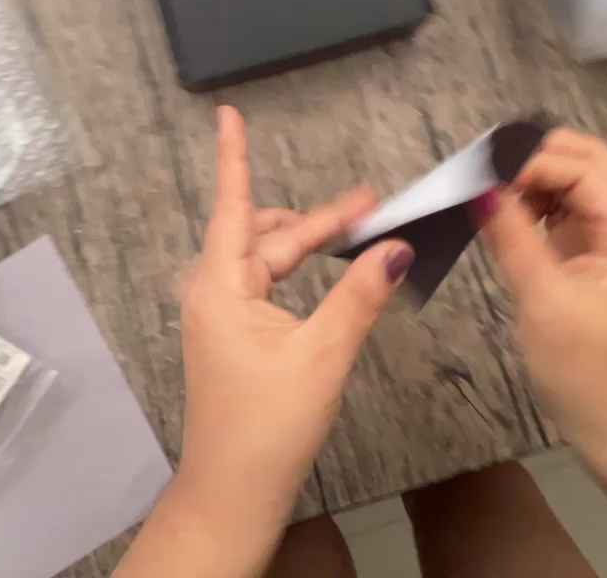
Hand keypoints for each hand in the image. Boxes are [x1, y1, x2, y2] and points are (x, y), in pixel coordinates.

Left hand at [172, 106, 413, 529]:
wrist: (233, 493)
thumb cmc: (268, 426)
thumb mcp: (322, 354)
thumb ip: (359, 295)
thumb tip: (393, 248)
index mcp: (221, 284)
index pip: (234, 205)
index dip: (233, 156)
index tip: (226, 113)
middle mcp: (213, 287)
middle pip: (269, 234)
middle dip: (319, 220)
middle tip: (372, 203)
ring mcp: (219, 308)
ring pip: (270, 258)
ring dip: (311, 245)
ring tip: (360, 232)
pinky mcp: (231, 328)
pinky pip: (266, 282)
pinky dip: (299, 271)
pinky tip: (330, 271)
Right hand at [474, 129, 606, 469]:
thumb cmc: (585, 372)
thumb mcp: (543, 301)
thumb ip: (511, 237)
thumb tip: (478, 186)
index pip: (585, 171)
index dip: (534, 162)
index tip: (484, 173)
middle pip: (588, 162)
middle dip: (537, 156)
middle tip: (486, 167)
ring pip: (572, 180)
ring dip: (531, 175)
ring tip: (487, 188)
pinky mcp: (587, 253)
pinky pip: (560, 207)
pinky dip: (530, 199)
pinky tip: (501, 210)